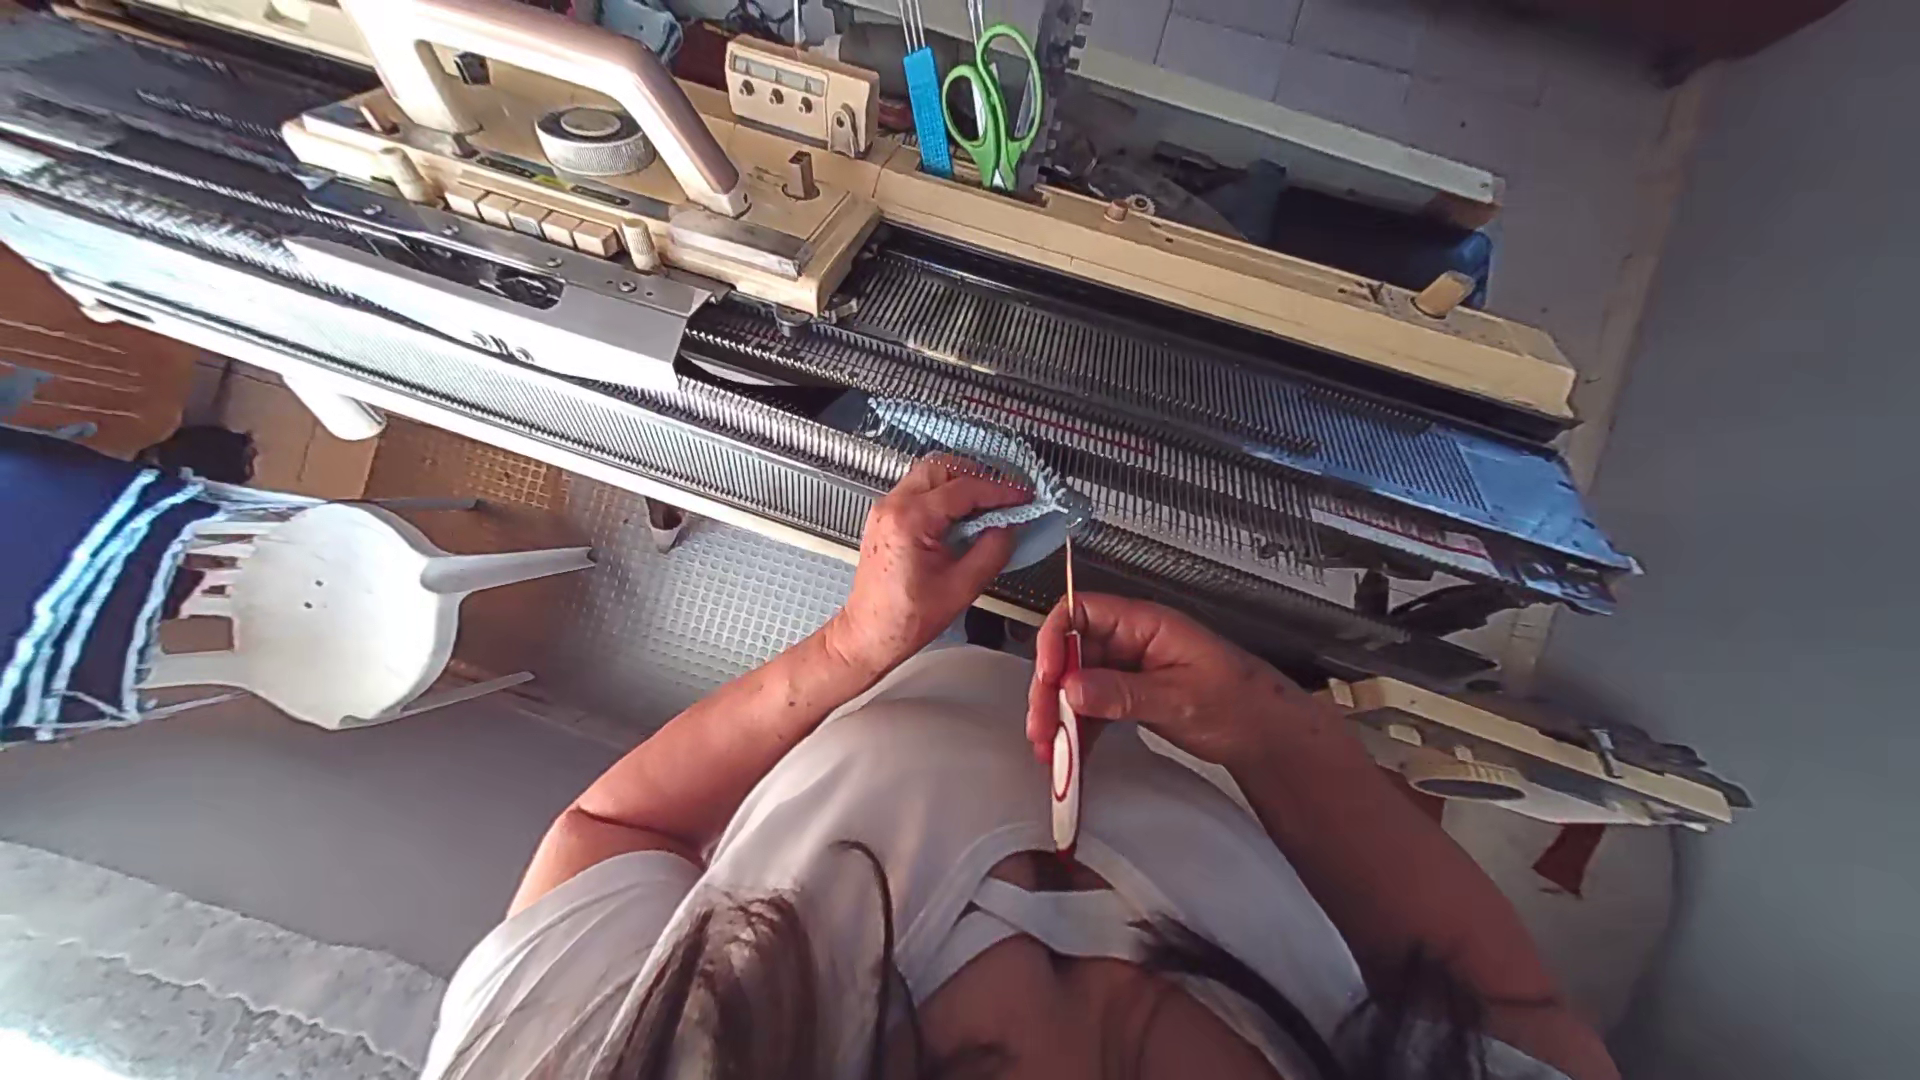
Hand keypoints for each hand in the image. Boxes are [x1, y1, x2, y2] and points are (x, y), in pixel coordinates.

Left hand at [824, 456, 1029, 676]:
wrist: (870, 634)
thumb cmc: (905, 618)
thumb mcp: (962, 587)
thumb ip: (992, 550)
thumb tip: (1009, 526)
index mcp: (910, 520)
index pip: (964, 488)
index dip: (1000, 490)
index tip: (1023, 497)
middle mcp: (892, 507)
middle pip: (943, 467)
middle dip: (979, 477)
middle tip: (1006, 497)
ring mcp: (886, 510)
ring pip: (930, 474)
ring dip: (961, 483)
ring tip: (988, 506)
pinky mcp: (887, 518)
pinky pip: (919, 490)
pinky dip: (945, 494)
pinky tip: (963, 517)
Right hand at [1026, 592, 1328, 767]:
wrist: (1266, 734)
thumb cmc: (1240, 702)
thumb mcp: (1181, 698)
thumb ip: (1123, 693)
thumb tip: (1072, 688)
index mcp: (1143, 624)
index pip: (1080, 612)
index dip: (1055, 639)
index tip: (1047, 676)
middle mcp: (1128, 641)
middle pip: (1068, 652)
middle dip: (1049, 689)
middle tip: (1042, 727)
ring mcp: (1124, 669)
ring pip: (1073, 682)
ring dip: (1056, 715)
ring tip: (1049, 750)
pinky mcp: (1125, 695)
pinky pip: (1088, 706)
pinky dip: (1075, 729)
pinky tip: (1068, 753)